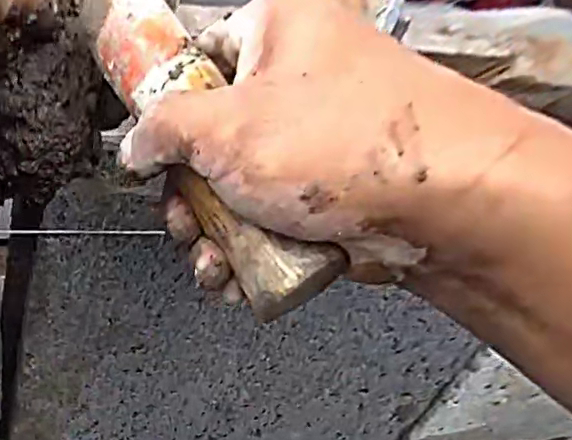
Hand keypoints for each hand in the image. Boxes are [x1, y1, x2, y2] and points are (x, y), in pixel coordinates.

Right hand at [120, 0, 552, 299]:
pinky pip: (261, 223)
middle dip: (187, 202)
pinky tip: (236, 278)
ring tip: (214, 266)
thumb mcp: (228, 128)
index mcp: (275, 29)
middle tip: (185, 225)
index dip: (164, 111)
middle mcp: (292, 81)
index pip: (196, 58)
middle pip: (205, 144)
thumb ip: (164, 130)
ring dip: (210, 240)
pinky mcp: (317, 196)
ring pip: (231, 194)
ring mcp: (306, 143)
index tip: (147, 153)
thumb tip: (132, 144)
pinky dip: (243, 256)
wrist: (438, 202)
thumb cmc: (347, 145)